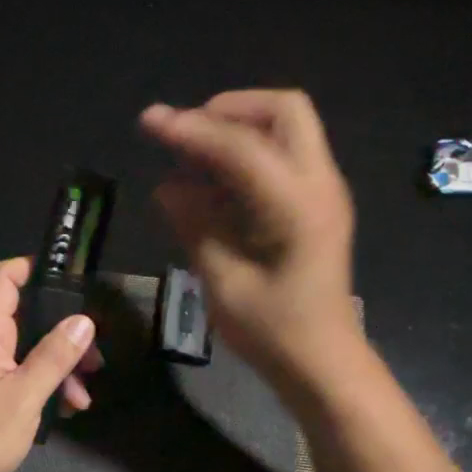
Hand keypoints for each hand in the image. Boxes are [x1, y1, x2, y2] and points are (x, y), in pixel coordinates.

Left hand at [0, 258, 99, 471]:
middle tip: (94, 355)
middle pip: (27, 313)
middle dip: (64, 330)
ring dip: (62, 363)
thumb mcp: (25, 397)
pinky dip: (48, 381)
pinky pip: (25, 369)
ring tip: (85, 392)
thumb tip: (84, 321)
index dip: (32, 268)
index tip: (70, 279)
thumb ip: (53, 357)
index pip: (2, 280)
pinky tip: (70, 406)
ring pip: (31, 345)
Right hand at [139, 89, 363, 386]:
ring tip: (185, 153)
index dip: (192, 129)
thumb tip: (166, 187)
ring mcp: (320, 192)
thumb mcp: (224, 283)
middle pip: (282, 111)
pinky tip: (204, 181)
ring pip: (284, 129)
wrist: (322, 361)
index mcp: (297, 206)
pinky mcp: (313, 205)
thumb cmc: (273, 331)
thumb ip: (195, 226)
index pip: (242, 146)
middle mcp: (317, 184)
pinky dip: (242, 155)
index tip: (149, 122)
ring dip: (234, 129)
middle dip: (227, 110)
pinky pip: (280, 158)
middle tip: (182, 132)